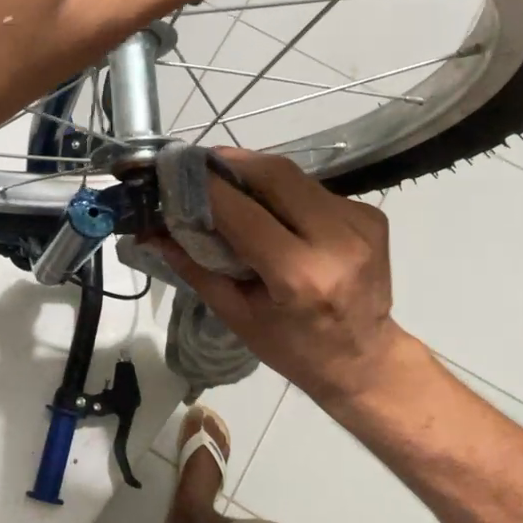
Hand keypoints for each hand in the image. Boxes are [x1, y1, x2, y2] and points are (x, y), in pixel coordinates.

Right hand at [151, 149, 421, 412]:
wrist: (364, 359)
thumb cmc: (293, 348)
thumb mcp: (235, 315)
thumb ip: (194, 266)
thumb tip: (151, 230)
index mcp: (300, 275)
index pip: (242, 212)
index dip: (205, 187)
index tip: (175, 172)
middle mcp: (336, 240)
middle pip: (275, 175)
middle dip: (231, 163)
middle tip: (198, 165)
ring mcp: (360, 223)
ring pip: (294, 176)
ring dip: (255, 173)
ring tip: (226, 184)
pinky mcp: (371, 215)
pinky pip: (313, 189)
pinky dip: (282, 191)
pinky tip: (269, 208)